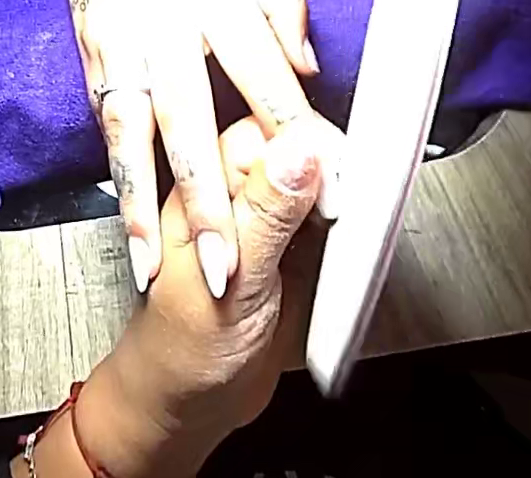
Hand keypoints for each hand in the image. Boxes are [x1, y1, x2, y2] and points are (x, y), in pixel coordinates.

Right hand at [48, 0, 343, 298]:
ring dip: (143, 204)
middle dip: (209, 199)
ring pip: (132, 136)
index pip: (264, 82)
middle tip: (231, 267)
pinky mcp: (92, 63)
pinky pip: (106, 127)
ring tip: (154, 268)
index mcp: (214, 0)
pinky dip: (114, 177)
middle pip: (189, 122)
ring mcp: (119, 48)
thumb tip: (303, 71)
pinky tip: (124, 220)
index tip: (330, 195)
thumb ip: (282, 11)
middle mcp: (161, 30)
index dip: (298, 141)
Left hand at [71, 116, 327, 477]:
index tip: (336, 177)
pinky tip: (346, 241)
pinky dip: (339, 226)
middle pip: (286, 148)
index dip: (302, 143)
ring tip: (348, 224)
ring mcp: (255, 217)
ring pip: (306, 180)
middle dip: (325, 167)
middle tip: (348, 204)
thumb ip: (267, 213)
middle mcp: (225, 190)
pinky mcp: (281, 246)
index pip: (257, 130)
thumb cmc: (183, 342)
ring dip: (334, 196)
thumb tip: (298, 150)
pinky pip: (317, 218)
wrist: (186, 400)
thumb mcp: (234, 279)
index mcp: (197, 182)